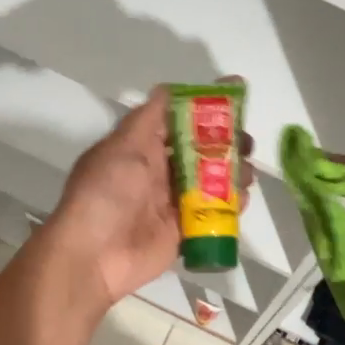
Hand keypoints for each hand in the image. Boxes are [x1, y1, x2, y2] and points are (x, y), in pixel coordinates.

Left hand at [47, 82, 253, 307]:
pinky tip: (245, 199)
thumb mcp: (124, 145)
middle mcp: (157, 172)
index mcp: (141, 148)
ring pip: (210, 181)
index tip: (235, 97)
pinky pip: (211, 214)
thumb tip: (167, 89)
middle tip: (248, 143)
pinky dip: (231, 205)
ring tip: (249, 172)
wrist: (94, 255)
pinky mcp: (182, 231)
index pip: (178, 121)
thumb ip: (149, 119)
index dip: (205, 109)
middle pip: (199, 151)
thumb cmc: (106, 193)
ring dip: (233, 173)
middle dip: (226, 144)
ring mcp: (171, 203)